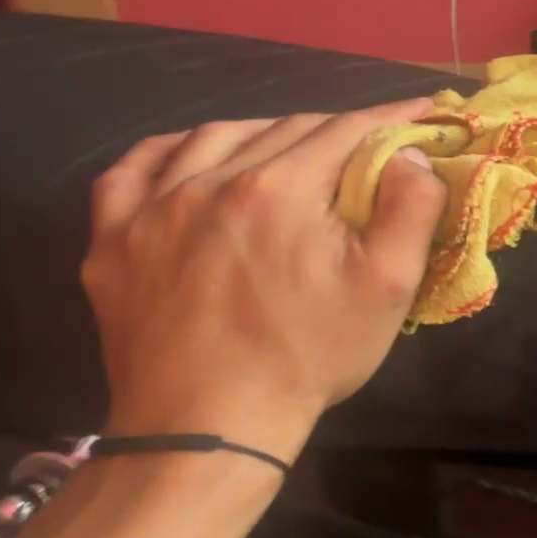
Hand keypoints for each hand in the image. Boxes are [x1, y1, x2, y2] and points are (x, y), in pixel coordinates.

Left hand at [81, 101, 447, 463]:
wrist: (207, 426)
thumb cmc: (312, 351)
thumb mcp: (391, 282)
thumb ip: (413, 205)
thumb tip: (411, 153)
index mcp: (281, 189)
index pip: (345, 129)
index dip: (392, 116)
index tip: (425, 111)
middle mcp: (210, 182)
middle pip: (286, 127)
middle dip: (340, 127)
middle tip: (375, 144)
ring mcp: (150, 211)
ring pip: (215, 137)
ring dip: (268, 131)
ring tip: (298, 148)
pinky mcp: (112, 243)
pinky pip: (133, 169)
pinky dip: (173, 150)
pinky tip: (198, 156)